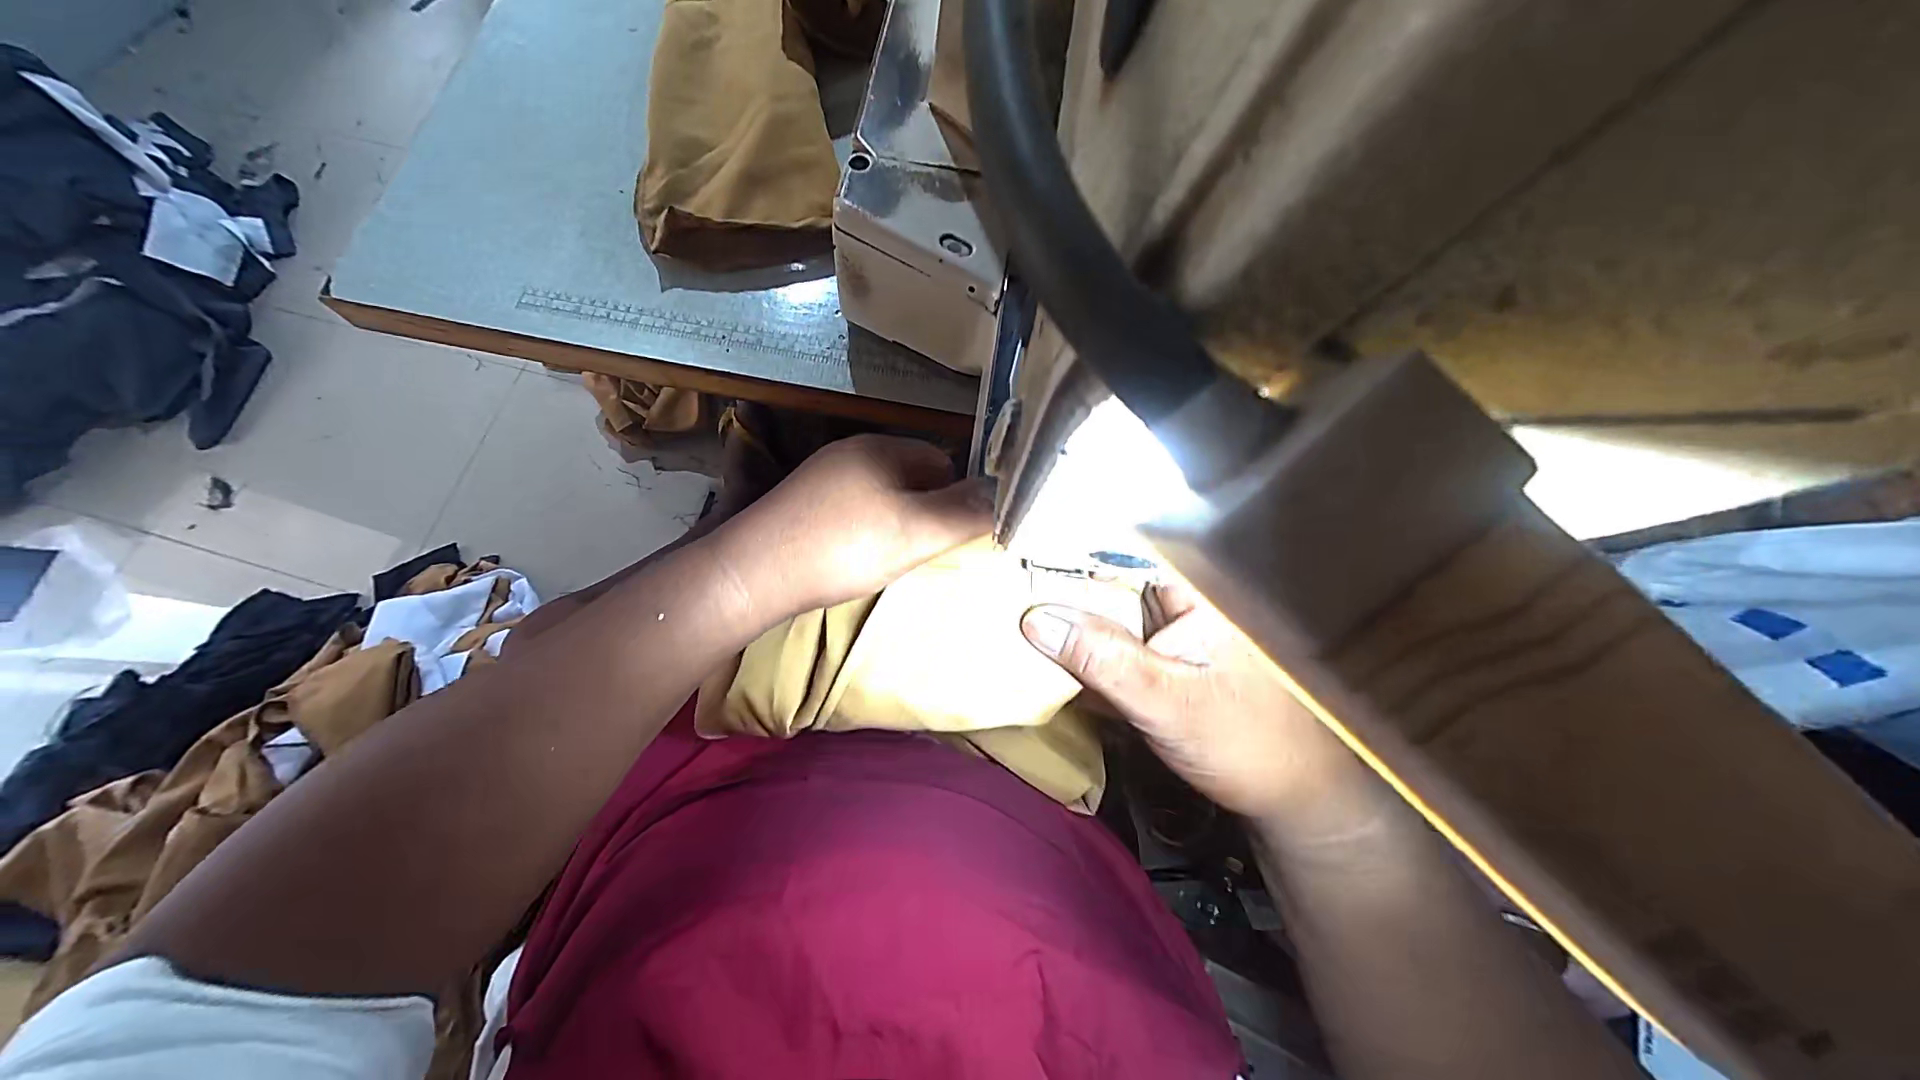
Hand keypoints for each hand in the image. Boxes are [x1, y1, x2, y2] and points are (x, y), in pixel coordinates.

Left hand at [712, 435, 990, 620]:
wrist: (752, 573)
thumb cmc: (843, 548)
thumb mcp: (917, 532)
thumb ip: (967, 513)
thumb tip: (1010, 495)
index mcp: (882, 448)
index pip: (944, 461)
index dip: (960, 496)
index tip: (958, 533)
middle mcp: (851, 452)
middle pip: (913, 477)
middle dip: (928, 510)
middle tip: (926, 550)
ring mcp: (822, 478)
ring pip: (883, 496)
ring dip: (897, 523)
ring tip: (891, 558)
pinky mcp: (802, 505)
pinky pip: (853, 511)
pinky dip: (865, 532)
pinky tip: (856, 558)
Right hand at [1022, 582, 1394, 838]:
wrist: (1287, 800)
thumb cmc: (1248, 745)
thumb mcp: (1167, 699)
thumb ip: (1102, 658)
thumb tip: (1037, 619)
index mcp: (1193, 593)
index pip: (1119, 551)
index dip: (1067, 547)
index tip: (1012, 553)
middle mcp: (1177, 604)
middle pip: (1102, 582)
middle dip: (1054, 587)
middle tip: (996, 588)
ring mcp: (1163, 636)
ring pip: (1100, 616)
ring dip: (1060, 622)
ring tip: (1007, 616)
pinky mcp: (1152, 665)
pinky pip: (1104, 648)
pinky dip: (1075, 653)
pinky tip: (1041, 657)